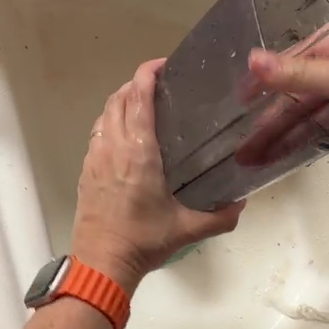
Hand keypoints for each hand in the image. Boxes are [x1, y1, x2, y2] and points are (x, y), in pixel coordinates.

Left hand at [70, 59, 245, 292]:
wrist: (101, 264)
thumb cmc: (143, 241)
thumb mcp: (188, 229)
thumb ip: (220, 216)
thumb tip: (241, 205)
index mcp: (138, 151)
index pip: (138, 96)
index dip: (147, 73)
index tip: (163, 65)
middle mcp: (113, 146)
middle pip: (118, 98)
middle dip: (135, 85)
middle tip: (158, 87)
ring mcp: (95, 158)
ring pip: (104, 115)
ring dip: (121, 103)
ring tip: (142, 108)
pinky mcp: (86, 172)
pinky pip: (97, 135)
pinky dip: (110, 125)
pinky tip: (125, 139)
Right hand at [240, 24, 328, 172]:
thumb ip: (299, 73)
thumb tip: (252, 59)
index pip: (291, 61)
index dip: (263, 85)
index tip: (235, 106)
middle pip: (298, 94)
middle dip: (270, 122)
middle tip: (242, 150)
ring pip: (312, 115)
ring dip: (284, 136)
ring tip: (256, 160)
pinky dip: (309, 140)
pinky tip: (288, 155)